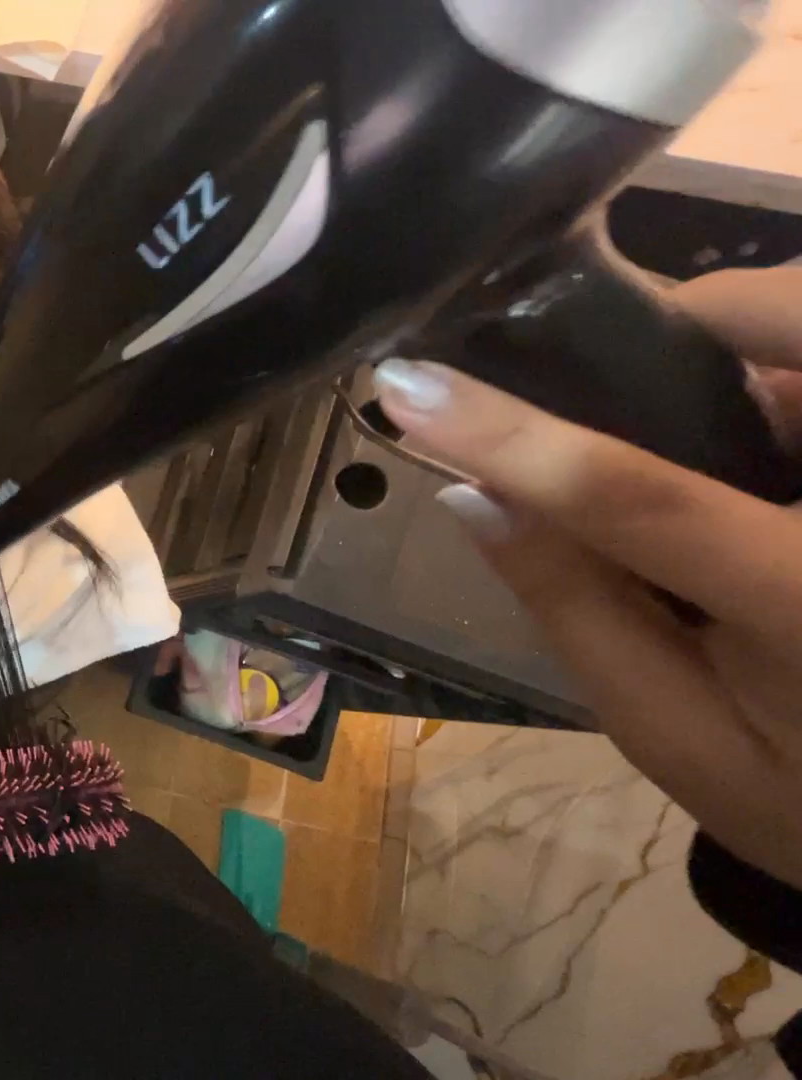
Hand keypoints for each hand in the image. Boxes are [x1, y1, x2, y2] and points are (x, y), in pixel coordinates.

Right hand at [371, 267, 801, 889]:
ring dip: (748, 361)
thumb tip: (472, 495)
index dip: (509, 434)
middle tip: (627, 375)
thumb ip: (572, 607)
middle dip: (700, 331)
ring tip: (700, 437)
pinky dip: (779, 388)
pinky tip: (751, 457)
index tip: (407, 383)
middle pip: (788, 356)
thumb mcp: (667, 728)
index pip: (632, 499)